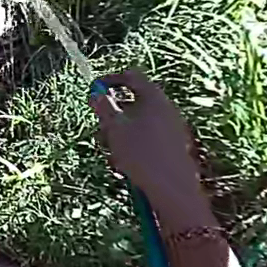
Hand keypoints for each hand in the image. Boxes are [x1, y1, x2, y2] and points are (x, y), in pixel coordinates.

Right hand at [91, 69, 210, 227]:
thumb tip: (95, 93)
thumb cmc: (141, 153)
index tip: (93, 90)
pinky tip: (125, 163)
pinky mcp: (173, 146)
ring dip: (120, 132)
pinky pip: (147, 137)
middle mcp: (166, 108)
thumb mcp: (115, 128)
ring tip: (111, 151)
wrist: (173, 190)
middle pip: (134, 101)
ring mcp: (172, 128)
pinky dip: (132, 144)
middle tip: (100, 128)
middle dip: (113, 113)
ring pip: (138, 122)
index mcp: (153, 97)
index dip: (109, 79)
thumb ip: (103, 107)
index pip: (131, 75)